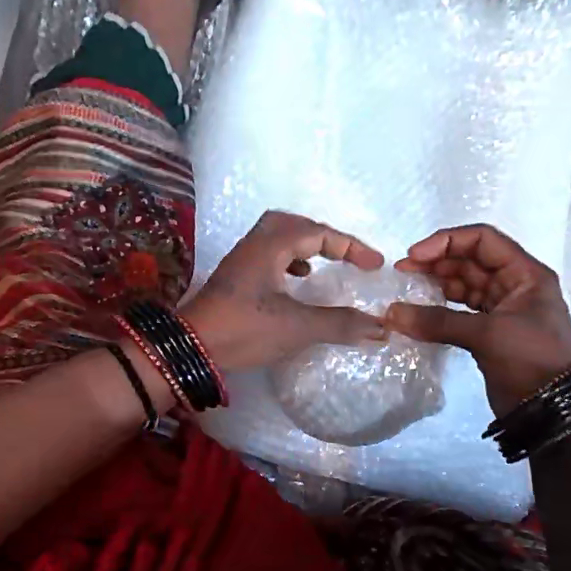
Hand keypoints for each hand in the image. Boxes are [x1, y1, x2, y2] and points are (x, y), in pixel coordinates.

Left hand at [182, 211, 387, 371]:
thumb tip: (379, 327)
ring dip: (304, 246)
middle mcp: (254, 244)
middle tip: (346, 256)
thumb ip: (339, 324)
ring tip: (321, 267)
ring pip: (277, 237)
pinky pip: (267, 255)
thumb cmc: (244, 330)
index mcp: (271, 246)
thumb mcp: (297, 328)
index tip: (375, 265)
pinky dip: (287, 261)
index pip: (319, 233)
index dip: (351, 246)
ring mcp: (240, 260)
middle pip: (295, 224)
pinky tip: (294, 283)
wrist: (191, 346)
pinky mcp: (233, 278)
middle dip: (325, 237)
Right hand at [385, 224, 570, 412]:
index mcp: (524, 274)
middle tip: (402, 273)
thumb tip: (392, 314)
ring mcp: (501, 311)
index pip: (483, 240)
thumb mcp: (488, 334)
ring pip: (463, 287)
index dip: (447, 242)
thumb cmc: (531, 359)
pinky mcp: (489, 335)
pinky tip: (418, 315)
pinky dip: (439, 312)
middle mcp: (514, 286)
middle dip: (436, 263)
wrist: (552, 409)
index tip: (414, 256)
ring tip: (406, 292)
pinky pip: (459, 314)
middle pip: (470, 262)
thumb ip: (439, 321)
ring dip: (435, 287)